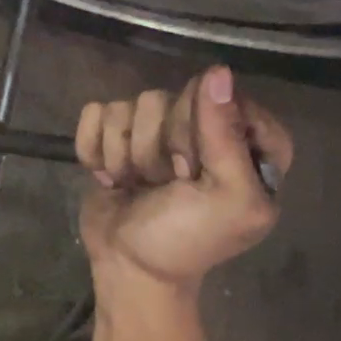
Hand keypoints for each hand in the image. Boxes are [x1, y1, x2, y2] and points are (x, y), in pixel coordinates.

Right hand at [74, 66, 292, 290]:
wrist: (128, 267)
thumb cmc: (187, 240)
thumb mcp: (228, 199)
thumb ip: (226, 136)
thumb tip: (217, 72)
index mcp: (246, 140)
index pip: (221, 97)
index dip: (203, 132)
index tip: (199, 170)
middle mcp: (201, 126)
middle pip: (168, 98)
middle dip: (159, 147)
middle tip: (169, 182)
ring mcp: (154, 129)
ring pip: (128, 106)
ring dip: (125, 154)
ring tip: (138, 185)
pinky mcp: (114, 135)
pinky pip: (95, 113)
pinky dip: (94, 149)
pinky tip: (110, 177)